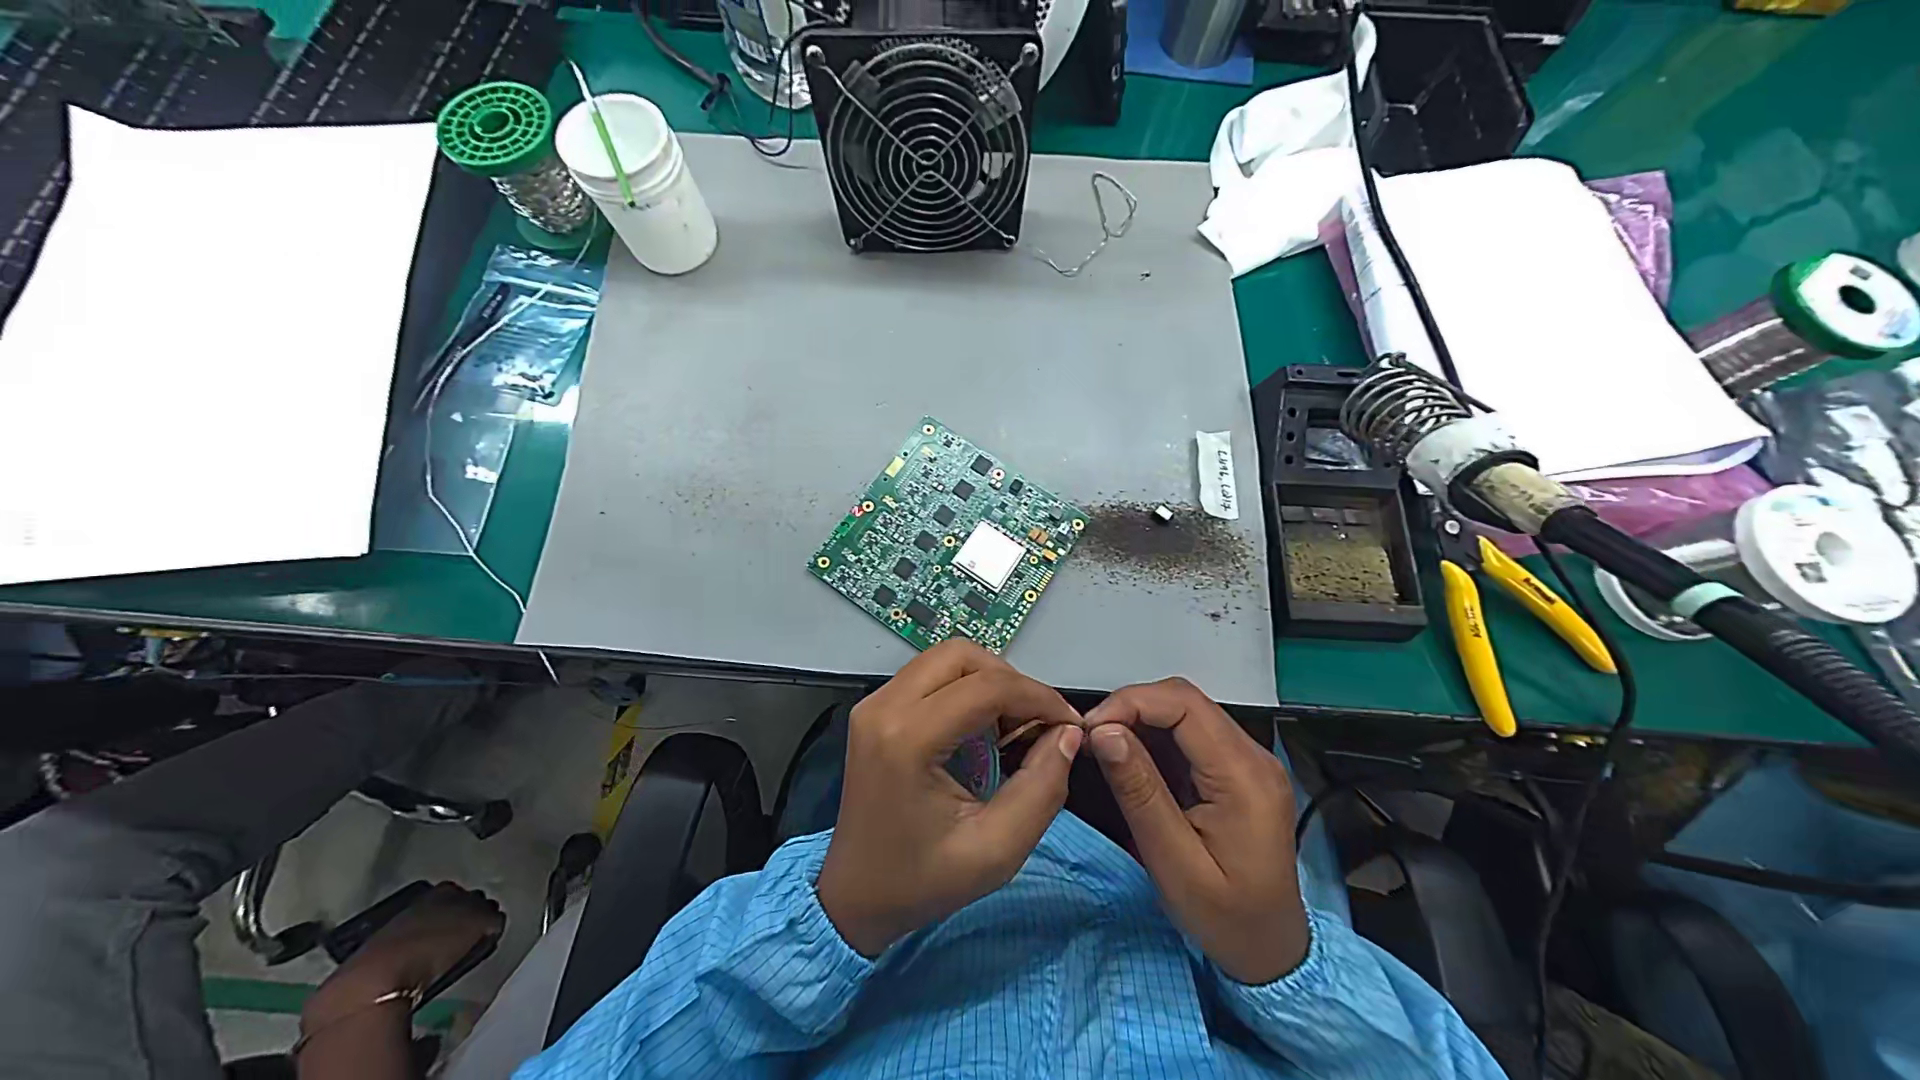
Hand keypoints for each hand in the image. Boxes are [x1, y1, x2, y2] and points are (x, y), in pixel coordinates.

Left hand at [305, 883, 503, 1026]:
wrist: (375, 978)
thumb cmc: (434, 947)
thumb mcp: (479, 928)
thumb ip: (493, 919)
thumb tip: (494, 923)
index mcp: (448, 890)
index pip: (475, 898)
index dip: (484, 914)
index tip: (488, 930)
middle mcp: (423, 900)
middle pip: (452, 909)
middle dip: (461, 921)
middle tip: (471, 941)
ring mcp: (397, 924)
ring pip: (430, 926)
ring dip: (439, 938)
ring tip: (448, 958)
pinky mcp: (378, 950)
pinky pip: (410, 946)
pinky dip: (420, 953)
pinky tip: (423, 967)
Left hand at [817, 640, 1083, 956]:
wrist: (853, 897)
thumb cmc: (918, 882)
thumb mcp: (995, 851)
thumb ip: (1042, 789)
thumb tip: (1067, 735)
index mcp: (906, 740)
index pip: (986, 687)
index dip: (1038, 698)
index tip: (1068, 725)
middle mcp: (883, 707)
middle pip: (963, 655)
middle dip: (1012, 682)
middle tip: (1037, 725)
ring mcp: (873, 704)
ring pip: (946, 659)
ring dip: (989, 683)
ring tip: (1011, 730)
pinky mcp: (874, 710)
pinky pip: (930, 676)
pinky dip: (966, 690)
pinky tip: (981, 731)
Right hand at [1084, 678, 1308, 984]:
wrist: (1273, 953)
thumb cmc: (1226, 918)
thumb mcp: (1174, 862)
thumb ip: (1139, 792)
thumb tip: (1103, 732)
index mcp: (1244, 776)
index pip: (1183, 704)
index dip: (1130, 703)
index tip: (1090, 730)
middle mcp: (1253, 756)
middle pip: (1184, 700)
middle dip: (1130, 708)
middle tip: (1092, 739)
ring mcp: (1248, 761)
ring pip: (1184, 711)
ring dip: (1139, 721)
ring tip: (1104, 749)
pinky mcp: (1237, 770)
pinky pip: (1190, 734)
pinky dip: (1154, 738)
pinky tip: (1131, 761)